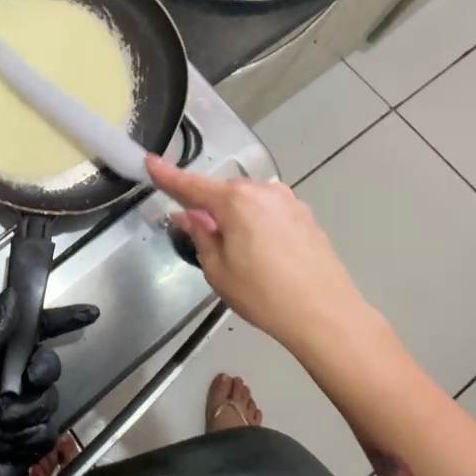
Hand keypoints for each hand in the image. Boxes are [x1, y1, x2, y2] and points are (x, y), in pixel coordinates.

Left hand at [0, 288, 97, 475]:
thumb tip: (14, 292)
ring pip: (50, 399)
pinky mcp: (31, 442)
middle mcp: (9, 381)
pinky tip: (6, 450)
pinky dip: (27, 440)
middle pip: (48, 363)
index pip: (32, 330)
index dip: (62, 320)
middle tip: (27, 383)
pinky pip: (48, 430)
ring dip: (24, 414)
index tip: (91, 313)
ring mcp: (21, 412)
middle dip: (40, 373)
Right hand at [147, 156, 374, 350]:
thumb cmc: (263, 294)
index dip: (167, 175)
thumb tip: (189, 216)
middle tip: (205, 239)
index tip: (149, 161)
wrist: (326, 314)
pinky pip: (271, 212)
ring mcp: (289, 201)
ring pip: (250, 202)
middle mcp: (263, 191)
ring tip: (242, 255)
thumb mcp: (218, 270)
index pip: (191, 185)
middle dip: (210, 207)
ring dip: (238, 217)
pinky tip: (267, 255)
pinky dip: (260, 225)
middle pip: (224, 192)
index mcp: (235, 200)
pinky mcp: (307, 217)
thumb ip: (201, 235)